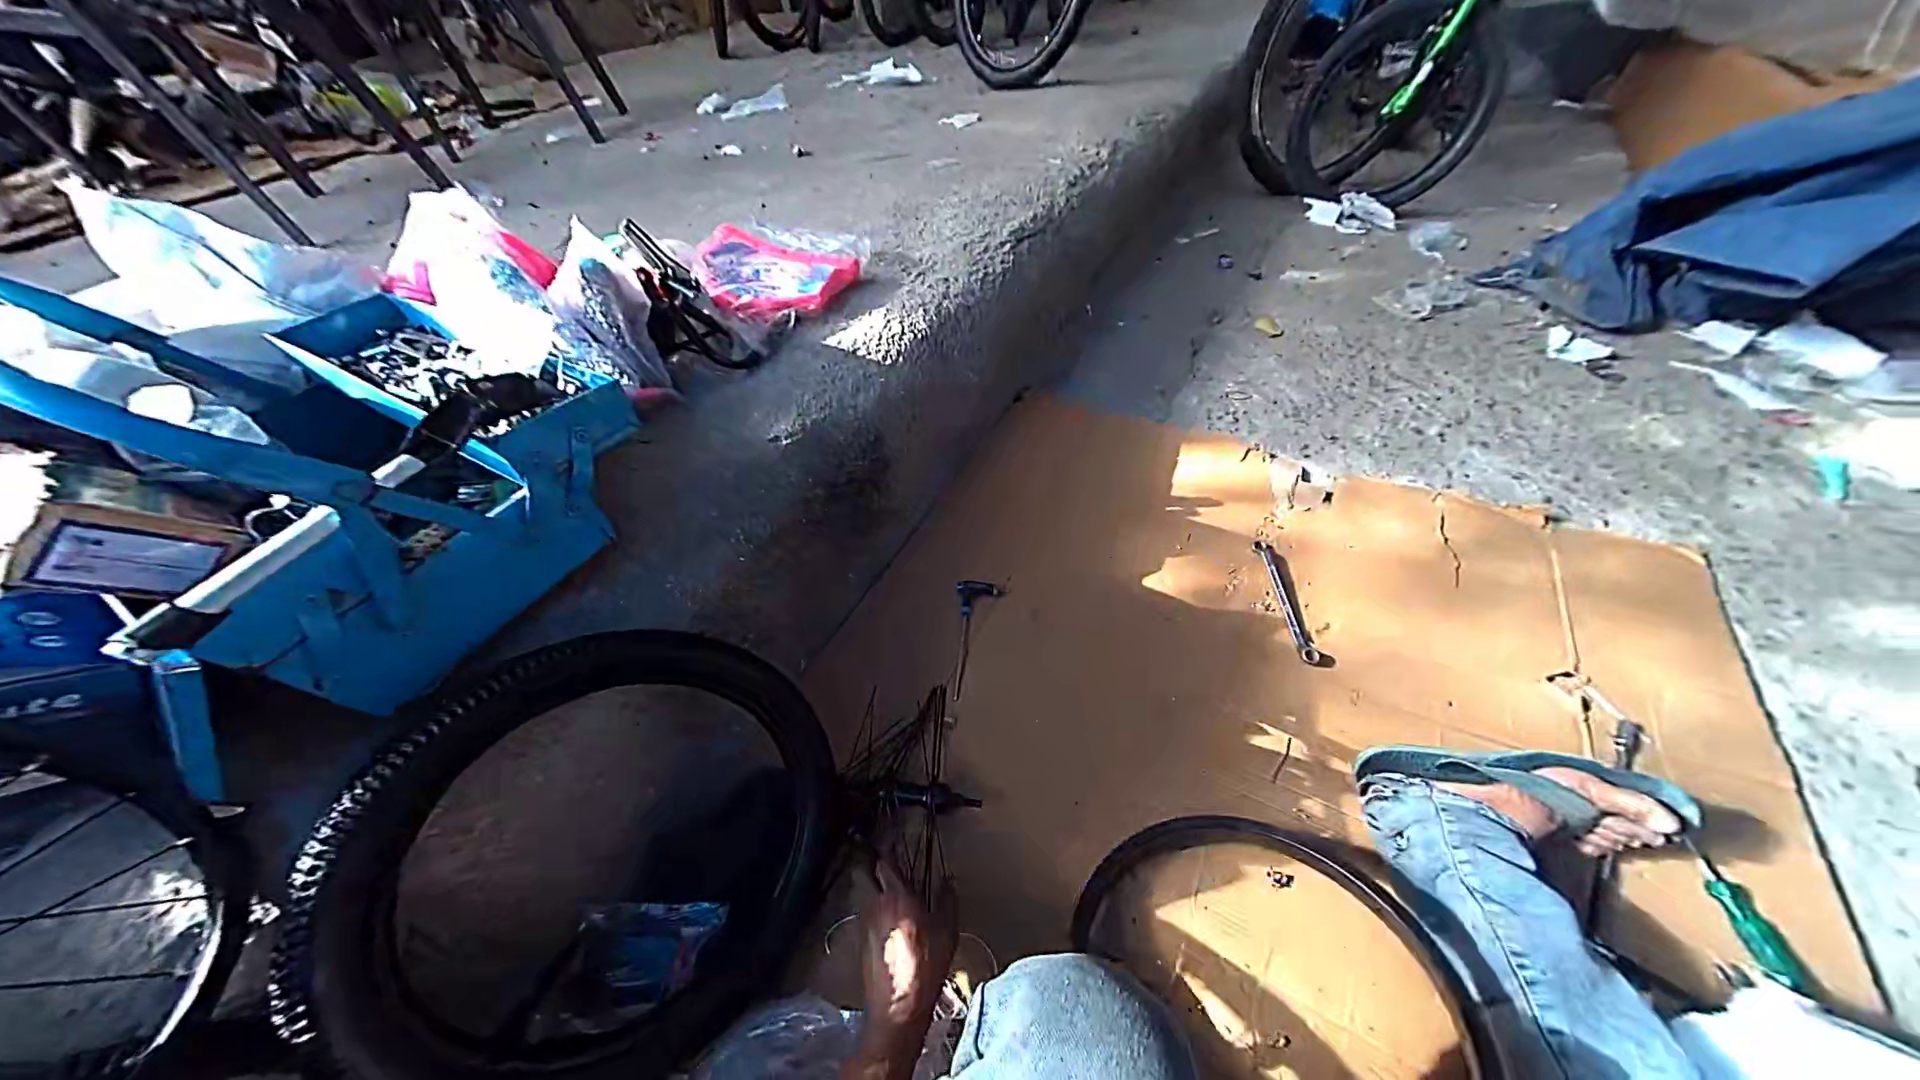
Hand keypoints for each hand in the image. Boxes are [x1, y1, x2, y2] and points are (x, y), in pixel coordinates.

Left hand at [860, 858, 957, 1024]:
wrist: (897, 1008)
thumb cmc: (925, 968)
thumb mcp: (947, 932)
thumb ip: (947, 901)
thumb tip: (948, 881)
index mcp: (897, 897)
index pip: (886, 863)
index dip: (887, 850)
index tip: (892, 842)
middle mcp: (876, 904)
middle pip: (863, 871)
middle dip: (867, 860)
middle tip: (879, 858)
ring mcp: (864, 922)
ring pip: (861, 890)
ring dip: (867, 882)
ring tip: (881, 882)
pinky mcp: (859, 939)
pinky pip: (862, 910)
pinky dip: (869, 903)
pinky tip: (882, 912)